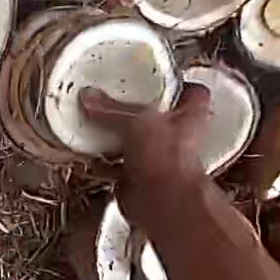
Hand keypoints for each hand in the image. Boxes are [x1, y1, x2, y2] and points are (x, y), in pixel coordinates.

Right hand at [80, 84, 213, 223]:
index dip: (177, 84)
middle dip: (137, 109)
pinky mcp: (137, 177)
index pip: (192, 92)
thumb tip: (89, 96)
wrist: (160, 202)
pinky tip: (87, 149)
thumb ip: (112, 109)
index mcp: (191, 115)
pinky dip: (101, 158)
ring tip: (93, 119)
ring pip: (136, 140)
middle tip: (113, 96)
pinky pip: (116, 163)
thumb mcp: (137, 120)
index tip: (155, 78)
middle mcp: (178, 137)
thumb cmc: (166, 157)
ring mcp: (157, 158)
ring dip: (116, 134)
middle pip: (158, 116)